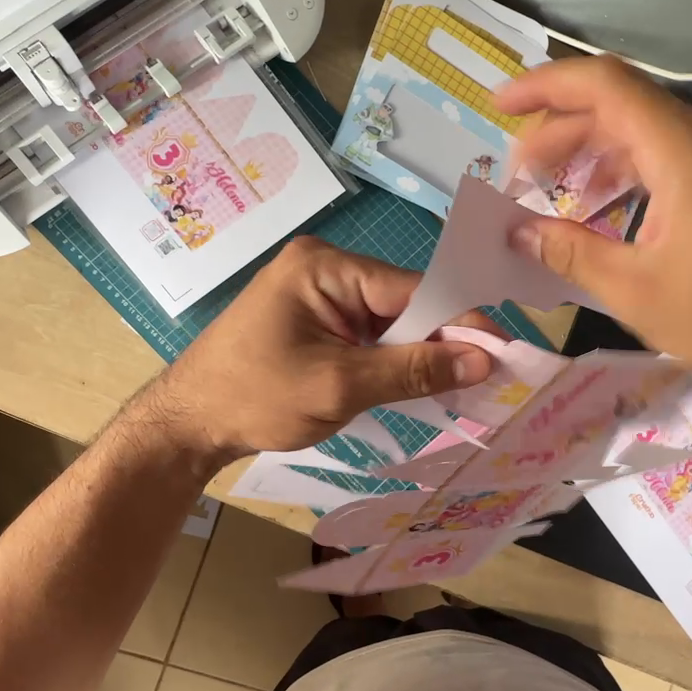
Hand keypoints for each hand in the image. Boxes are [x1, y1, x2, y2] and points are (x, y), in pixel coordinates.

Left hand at [128, 237, 493, 460]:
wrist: (189, 424)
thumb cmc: (256, 399)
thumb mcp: (341, 386)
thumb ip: (414, 371)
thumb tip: (484, 360)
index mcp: (326, 266)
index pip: (412, 288)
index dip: (459, 321)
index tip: (502, 354)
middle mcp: (326, 269)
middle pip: (405, 303)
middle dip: (440, 340)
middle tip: (486, 379)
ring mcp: (320, 295)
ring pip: (391, 323)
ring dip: (418, 355)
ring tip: (461, 387)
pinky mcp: (317, 322)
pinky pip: (370, 336)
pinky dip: (393, 362)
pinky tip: (419, 385)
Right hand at [496, 57, 691, 381]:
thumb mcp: (636, 292)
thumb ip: (569, 253)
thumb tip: (516, 232)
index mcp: (686, 151)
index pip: (604, 85)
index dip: (544, 85)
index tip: (500, 103)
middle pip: (620, 106)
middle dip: (560, 132)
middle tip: (517, 175)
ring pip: (645, 130)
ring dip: (592, 153)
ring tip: (550, 191)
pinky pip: (671, 153)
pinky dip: (628, 170)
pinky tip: (601, 205)